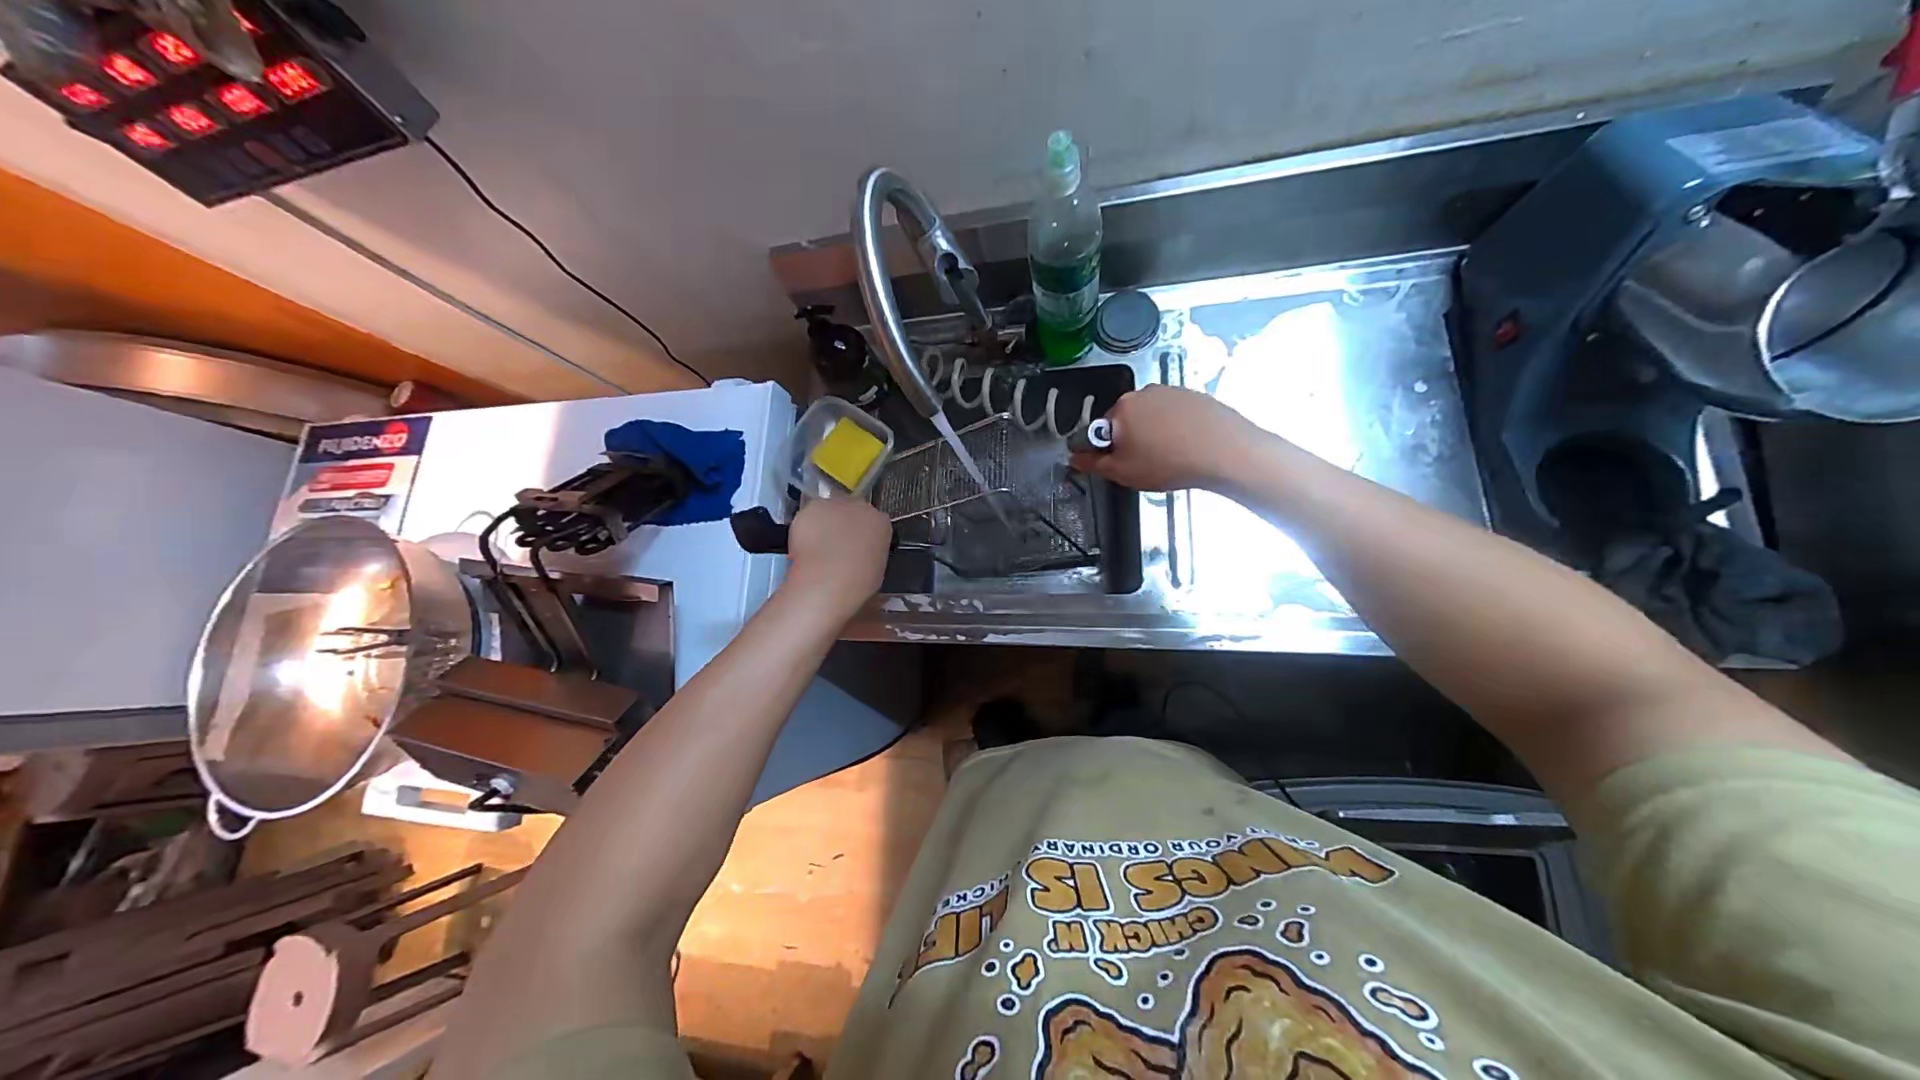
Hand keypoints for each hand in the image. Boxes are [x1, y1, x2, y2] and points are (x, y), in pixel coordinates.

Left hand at [782, 495, 890, 612]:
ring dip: (823, 524)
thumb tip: (860, 553)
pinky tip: (804, 547)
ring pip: (827, 510)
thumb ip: (869, 551)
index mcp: (880, 522)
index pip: (873, 520)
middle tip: (834, 546)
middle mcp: (860, 507)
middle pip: (850, 509)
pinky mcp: (811, 509)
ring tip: (817, 548)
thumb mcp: (876, 567)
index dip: (861, 533)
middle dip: (842, 524)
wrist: (829, 581)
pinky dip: (805, 528)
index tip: (854, 544)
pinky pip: (808, 516)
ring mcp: (834, 505)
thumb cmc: (858, 582)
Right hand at [1070, 385, 1266, 491]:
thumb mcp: (1122, 472)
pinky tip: (1186, 447)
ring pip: (1151, 416)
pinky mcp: (1193, 395)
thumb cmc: (1171, 462)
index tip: (1118, 464)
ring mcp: (1170, 391)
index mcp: (1121, 409)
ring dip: (1154, 434)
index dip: (1106, 450)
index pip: (1099, 429)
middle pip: (1126, 420)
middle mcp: (1143, 393)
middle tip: (1145, 464)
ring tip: (1170, 457)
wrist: (1225, 452)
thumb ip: (1092, 463)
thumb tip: (1075, 457)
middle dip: (1131, 440)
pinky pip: (1174, 414)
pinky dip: (1175, 429)